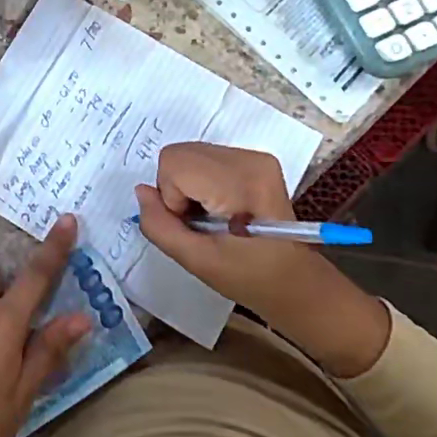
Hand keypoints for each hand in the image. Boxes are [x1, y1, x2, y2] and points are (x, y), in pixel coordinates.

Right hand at [134, 142, 388, 376]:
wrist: (295, 281)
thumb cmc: (249, 278)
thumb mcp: (196, 261)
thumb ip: (160, 225)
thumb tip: (141, 191)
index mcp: (242, 183)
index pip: (175, 165)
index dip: (171, 198)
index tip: (193, 225)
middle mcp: (250, 159)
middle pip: (178, 155)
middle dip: (176, 189)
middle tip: (197, 222)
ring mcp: (254, 156)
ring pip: (187, 154)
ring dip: (185, 185)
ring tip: (208, 216)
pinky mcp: (253, 159)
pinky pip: (202, 158)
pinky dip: (197, 181)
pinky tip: (216, 207)